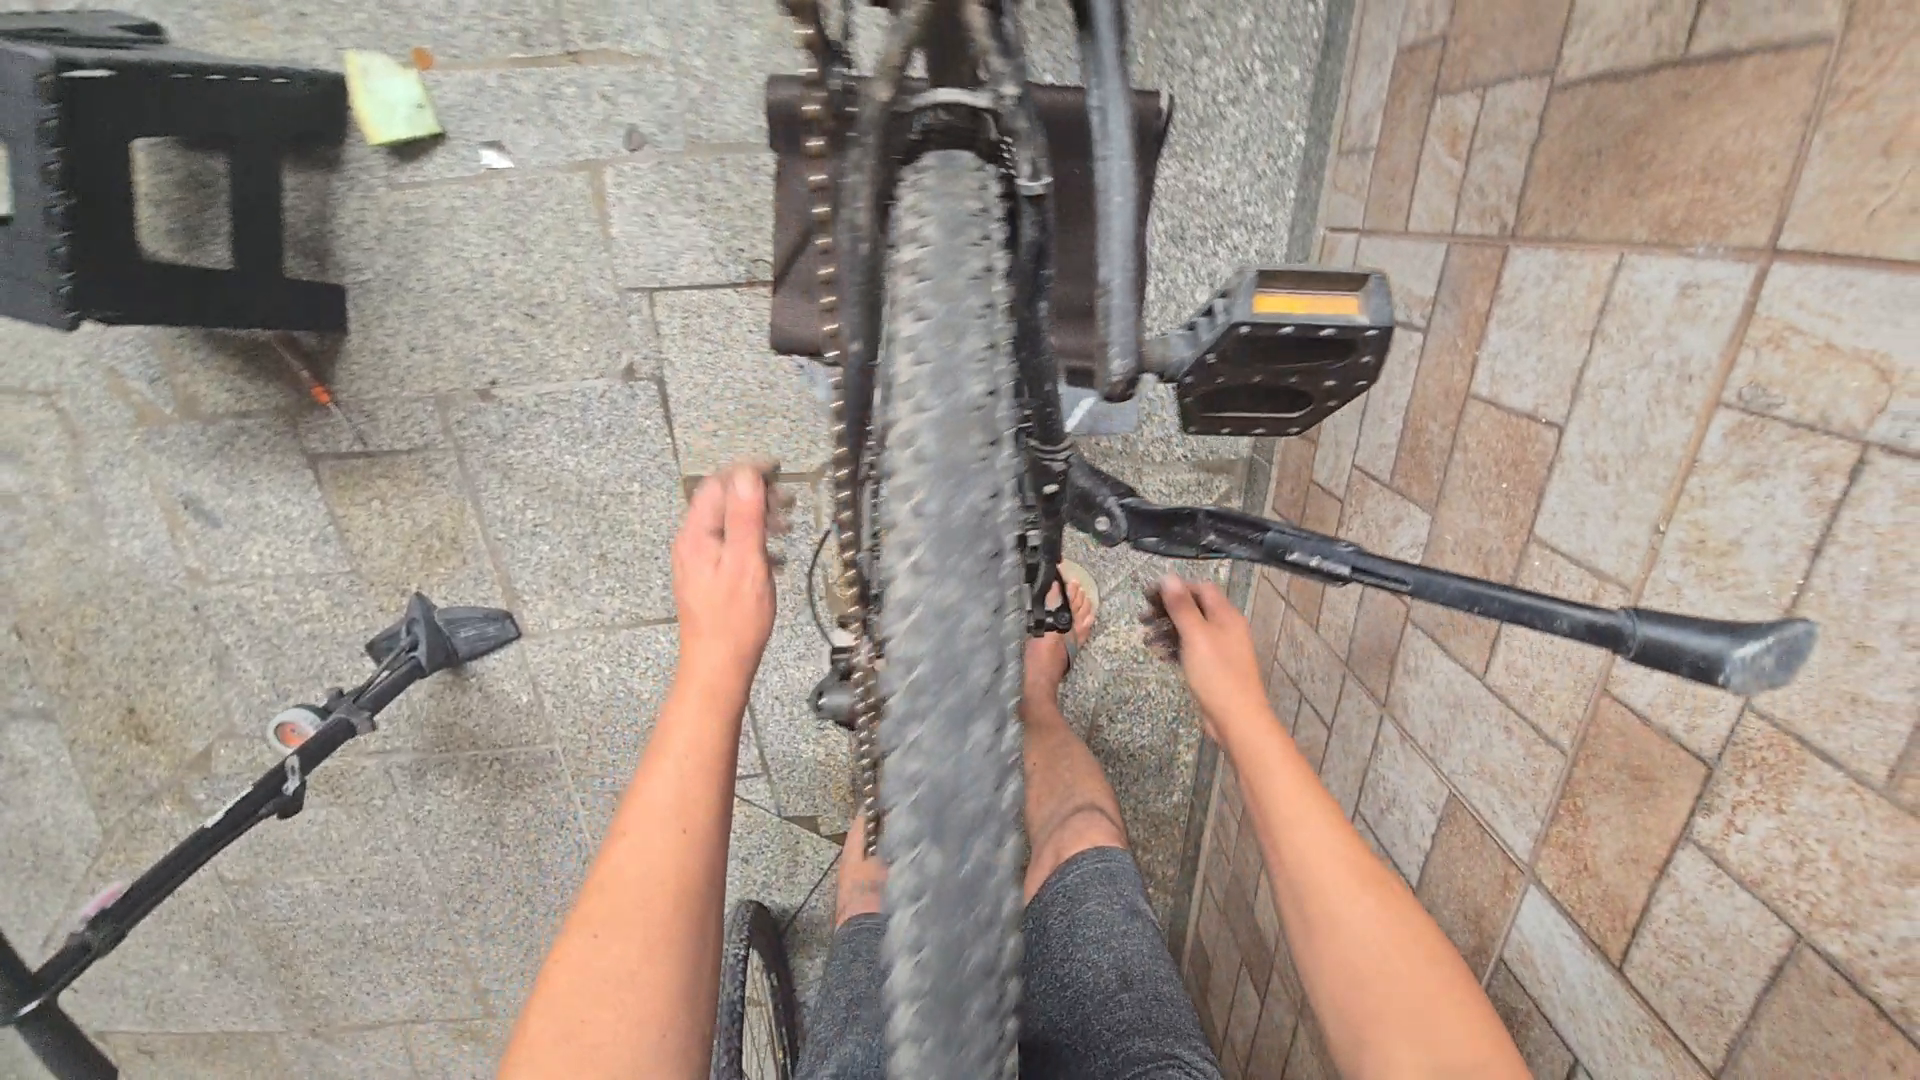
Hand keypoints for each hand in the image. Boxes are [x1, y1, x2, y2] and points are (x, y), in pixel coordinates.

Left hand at [672, 464, 776, 683]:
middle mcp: (691, 541)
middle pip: (721, 501)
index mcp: (696, 534)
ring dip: (757, 518)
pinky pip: (730, 543)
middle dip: (755, 495)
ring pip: (727, 522)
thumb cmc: (736, 617)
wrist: (718, 665)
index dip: (747, 472)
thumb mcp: (747, 563)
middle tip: (788, 504)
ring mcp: (697, 559)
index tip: (778, 471)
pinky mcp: (707, 575)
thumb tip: (747, 474)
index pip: (717, 484)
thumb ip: (746, 517)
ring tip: (786, 528)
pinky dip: (753, 540)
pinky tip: (774, 557)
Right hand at [1156, 576, 1272, 742]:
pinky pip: (1192, 649)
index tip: (1150, 596)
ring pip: (1191, 630)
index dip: (1176, 588)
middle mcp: (1226, 628)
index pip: (1201, 589)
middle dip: (1168, 610)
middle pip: (1194, 608)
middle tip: (1143, 618)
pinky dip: (1175, 647)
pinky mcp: (1213, 667)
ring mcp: (1220, 648)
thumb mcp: (1196, 636)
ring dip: (1168, 630)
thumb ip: (1182, 606)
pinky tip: (1160, 654)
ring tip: (1146, 639)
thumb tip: (1168, 577)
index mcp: (1226, 615)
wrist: (1237, 718)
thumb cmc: (1217, 674)